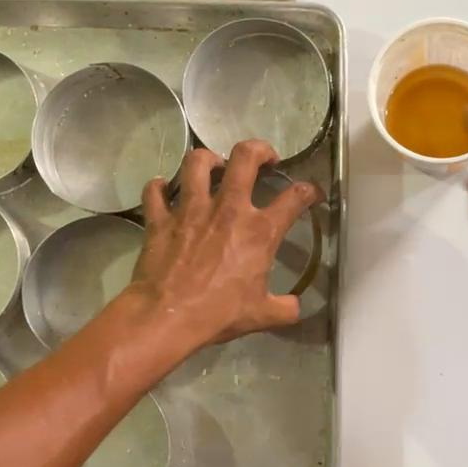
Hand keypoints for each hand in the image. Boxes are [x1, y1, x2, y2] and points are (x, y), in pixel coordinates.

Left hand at [126, 140, 319, 348]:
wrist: (167, 316)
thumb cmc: (219, 314)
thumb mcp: (262, 315)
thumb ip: (284, 308)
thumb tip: (295, 307)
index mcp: (260, 231)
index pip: (295, 198)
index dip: (309, 191)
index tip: (312, 193)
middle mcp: (228, 209)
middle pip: (245, 157)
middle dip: (258, 149)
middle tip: (262, 159)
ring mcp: (190, 210)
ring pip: (197, 162)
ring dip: (207, 159)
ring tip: (213, 166)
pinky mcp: (160, 219)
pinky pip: (155, 191)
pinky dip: (159, 187)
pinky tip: (164, 190)